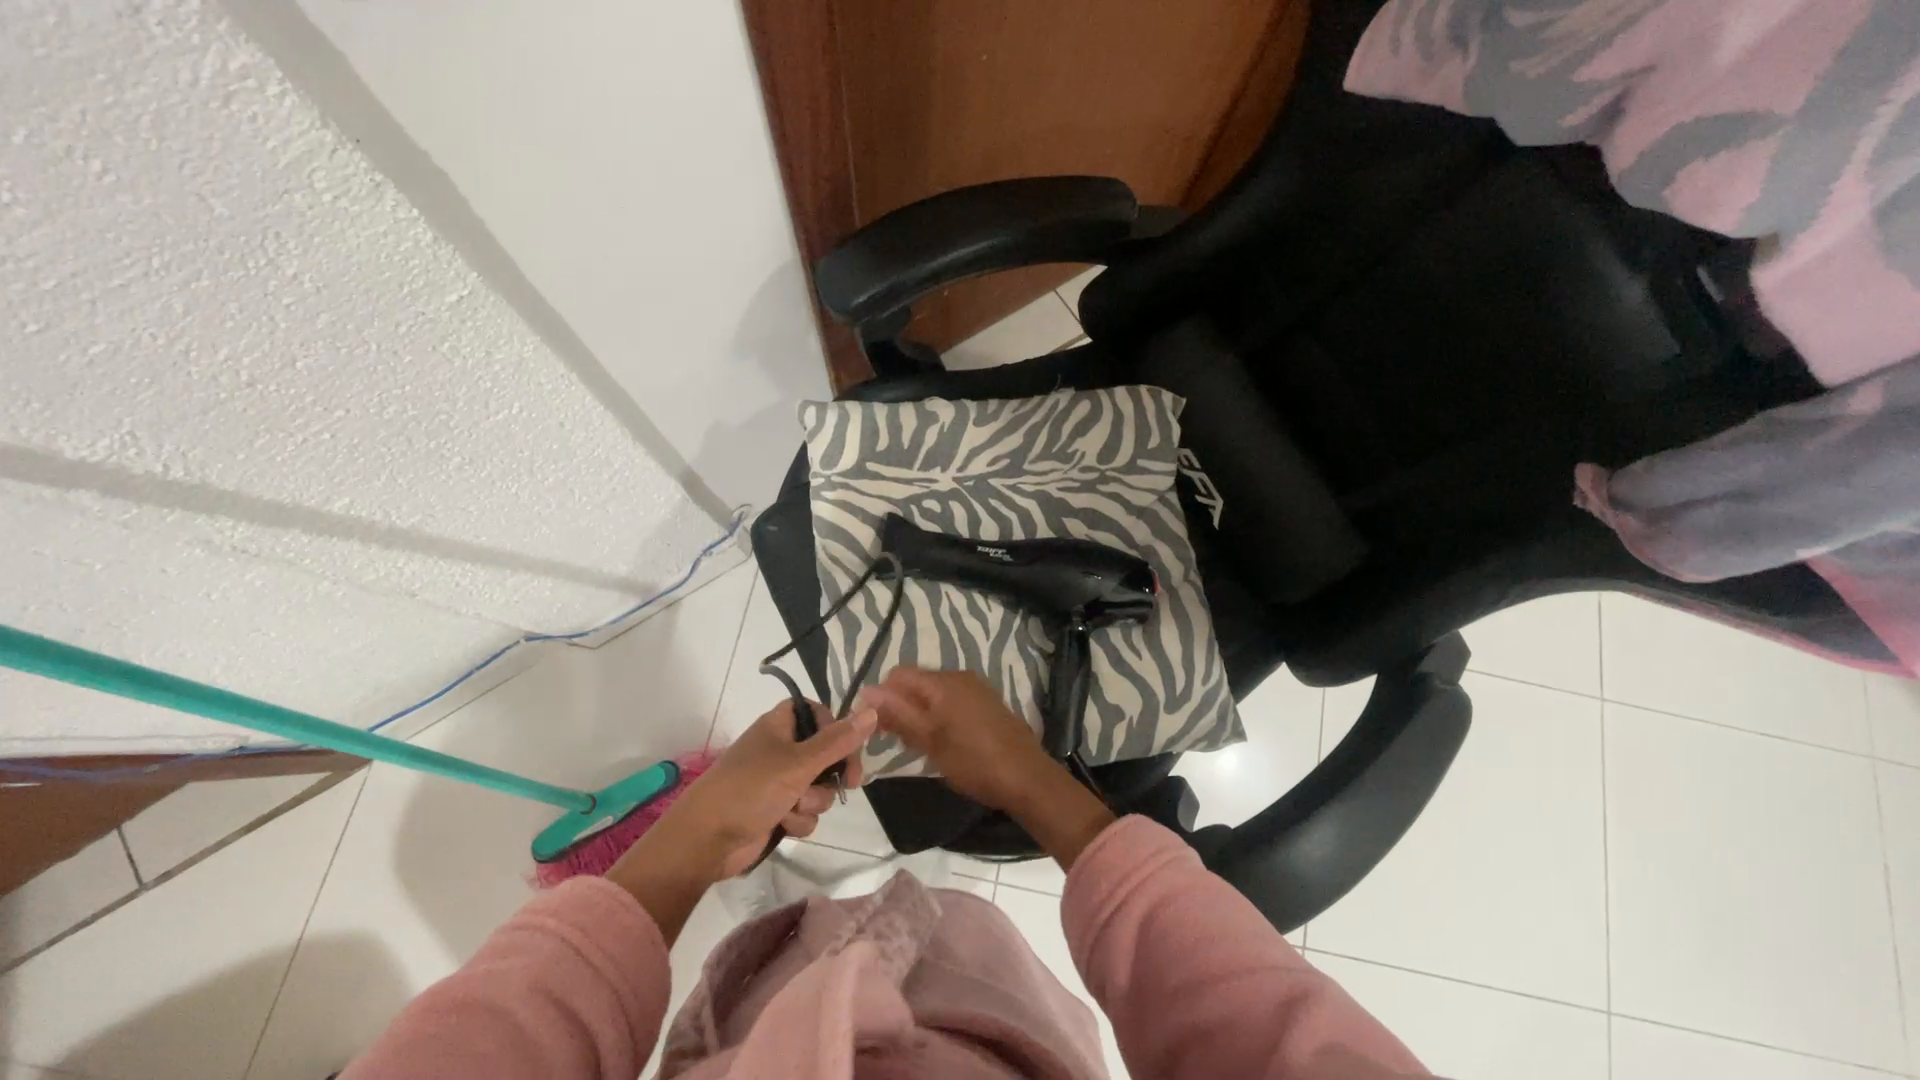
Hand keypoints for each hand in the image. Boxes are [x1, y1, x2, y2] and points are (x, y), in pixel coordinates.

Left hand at [659, 699, 874, 878]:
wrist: (707, 840)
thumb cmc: (750, 789)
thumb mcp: (799, 762)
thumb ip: (838, 741)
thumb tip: (872, 711)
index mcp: (778, 727)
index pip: (814, 712)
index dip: (834, 725)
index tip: (850, 743)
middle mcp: (779, 750)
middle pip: (824, 753)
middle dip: (832, 773)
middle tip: (848, 784)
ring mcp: (776, 783)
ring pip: (818, 787)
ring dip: (813, 801)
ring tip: (792, 808)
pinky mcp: (775, 812)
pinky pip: (805, 811)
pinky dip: (799, 819)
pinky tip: (783, 826)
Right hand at [860, 666, 1114, 870]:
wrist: (1028, 778)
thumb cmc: (974, 762)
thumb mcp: (930, 742)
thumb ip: (898, 714)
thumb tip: (867, 691)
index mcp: (943, 682)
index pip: (898, 675)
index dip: (881, 697)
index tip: (877, 727)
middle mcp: (959, 677)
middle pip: (916, 682)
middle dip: (901, 706)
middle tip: (896, 740)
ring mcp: (976, 689)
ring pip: (934, 693)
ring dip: (920, 713)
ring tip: (919, 744)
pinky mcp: (988, 704)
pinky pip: (953, 701)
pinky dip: (940, 716)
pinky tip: (943, 742)